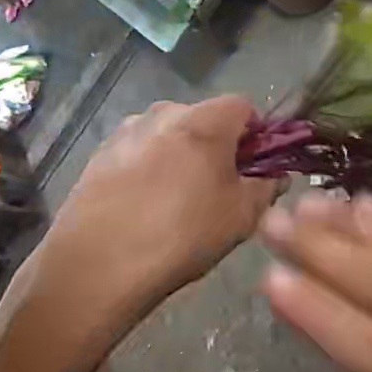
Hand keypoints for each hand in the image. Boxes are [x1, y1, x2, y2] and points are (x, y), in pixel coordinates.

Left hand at [47, 96, 280, 306]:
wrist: (95, 265)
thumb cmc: (181, 235)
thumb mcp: (241, 217)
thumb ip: (267, 187)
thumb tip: (276, 175)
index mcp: (205, 121)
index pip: (244, 106)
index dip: (256, 134)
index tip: (254, 167)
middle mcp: (165, 112)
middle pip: (205, 117)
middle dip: (218, 144)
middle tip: (220, 187)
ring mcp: (127, 130)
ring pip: (170, 133)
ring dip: (182, 154)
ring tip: (177, 199)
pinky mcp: (99, 152)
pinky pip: (139, 150)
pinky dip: (150, 167)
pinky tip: (144, 205)